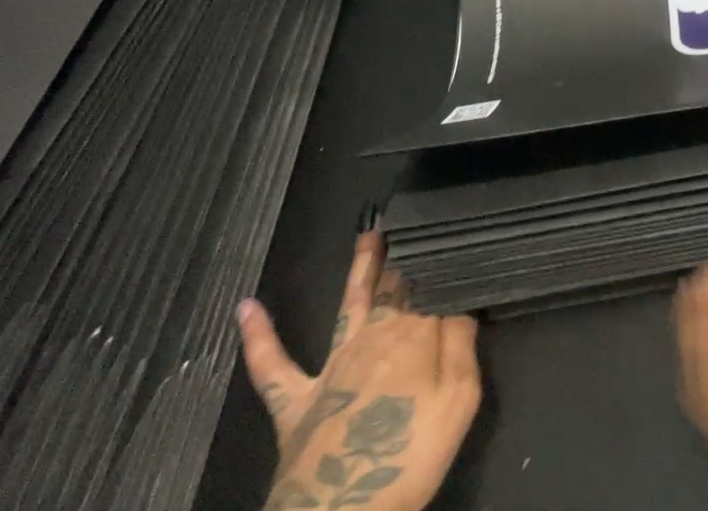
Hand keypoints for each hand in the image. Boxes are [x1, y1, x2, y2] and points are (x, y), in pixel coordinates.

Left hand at [239, 231, 480, 510]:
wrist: (344, 510)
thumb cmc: (412, 454)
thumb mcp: (460, 398)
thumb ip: (461, 344)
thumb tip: (461, 302)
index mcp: (414, 335)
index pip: (432, 289)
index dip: (442, 265)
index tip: (451, 239)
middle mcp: (371, 338)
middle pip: (392, 289)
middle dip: (403, 257)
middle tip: (409, 225)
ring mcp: (330, 367)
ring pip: (347, 305)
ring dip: (357, 270)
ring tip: (367, 236)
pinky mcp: (295, 399)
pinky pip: (271, 365)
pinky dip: (257, 336)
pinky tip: (246, 307)